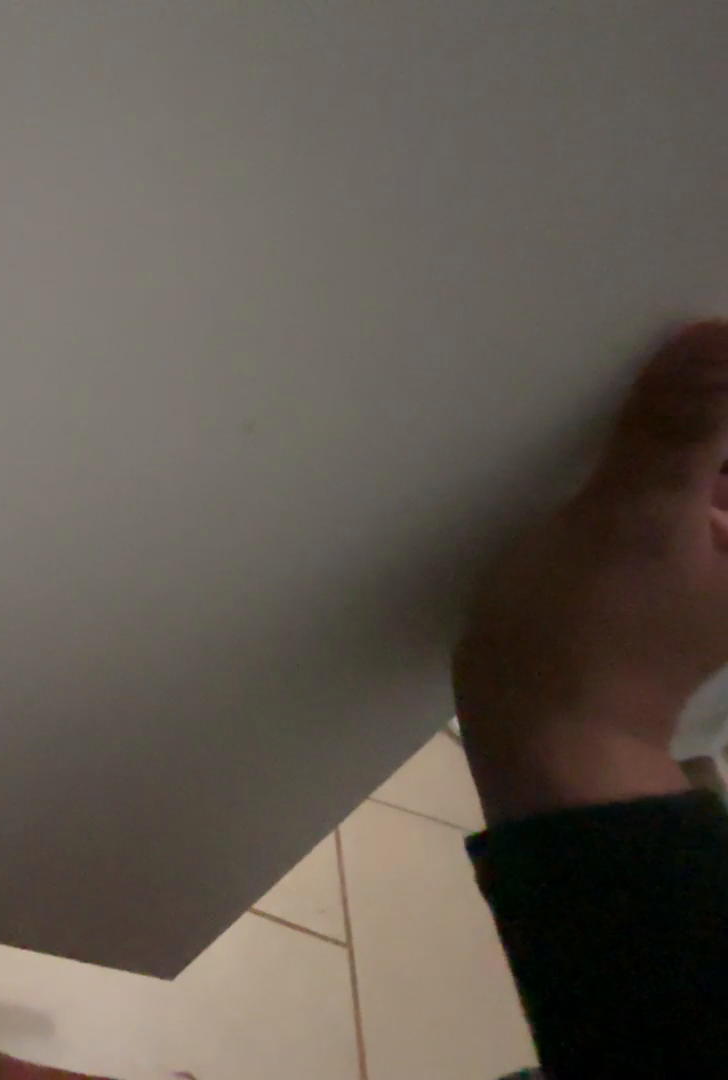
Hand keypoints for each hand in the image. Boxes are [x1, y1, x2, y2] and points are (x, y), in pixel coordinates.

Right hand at [454, 321, 727, 822]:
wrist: (535, 715)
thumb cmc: (584, 630)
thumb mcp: (627, 526)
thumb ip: (675, 435)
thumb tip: (714, 332)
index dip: (725, 372)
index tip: (691, 336)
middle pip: (726, 433)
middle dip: (701, 388)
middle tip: (651, 347)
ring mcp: (715, 540)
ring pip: (700, 452)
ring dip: (666, 415)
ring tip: (623, 381)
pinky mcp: (665, 546)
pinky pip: (668, 477)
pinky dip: (634, 451)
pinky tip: (596, 441)